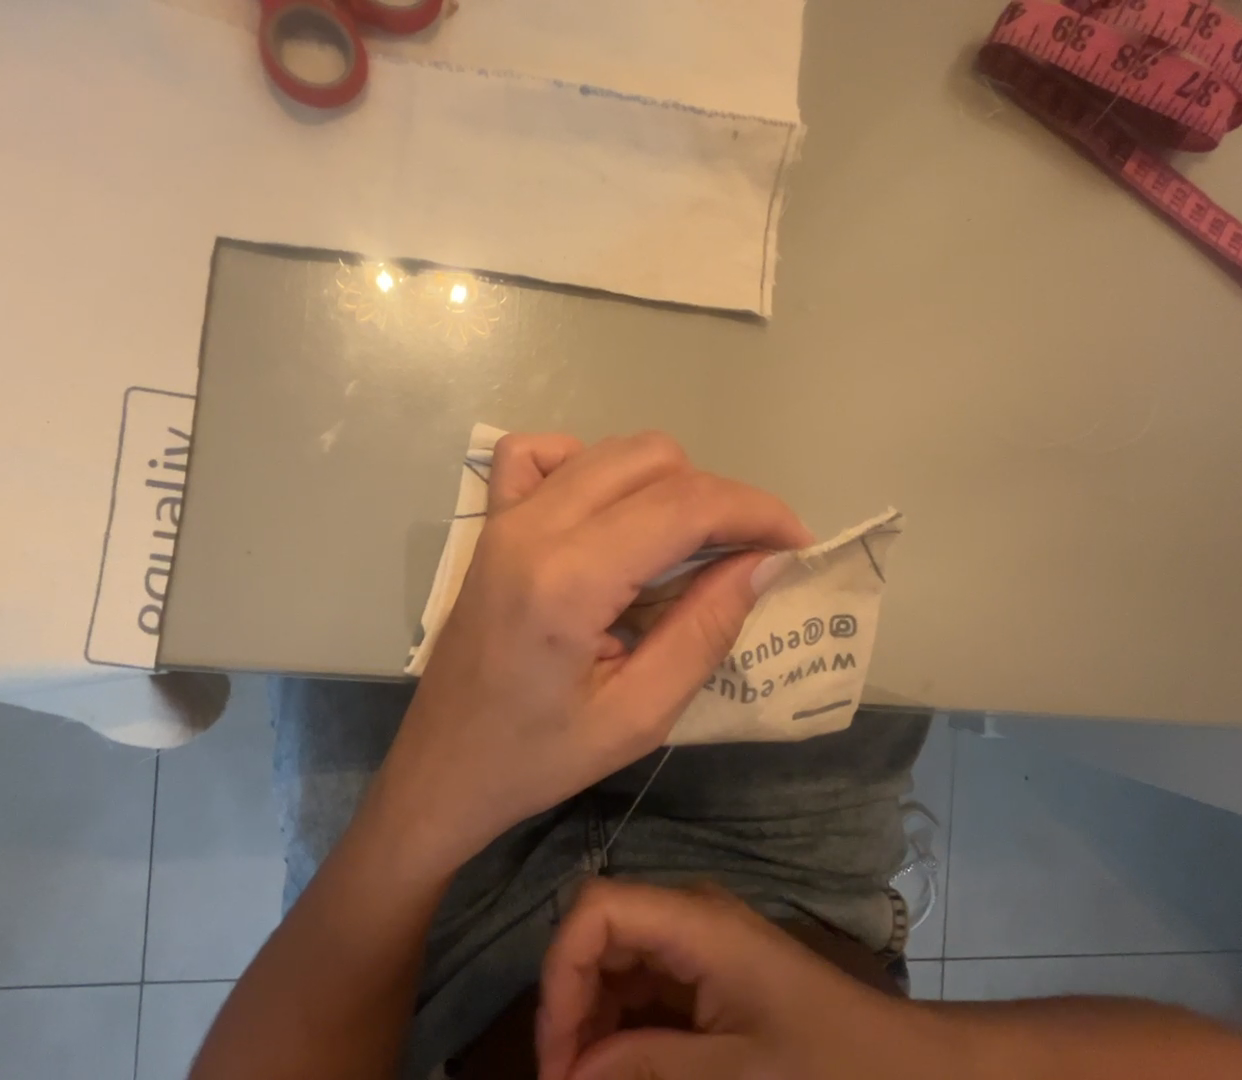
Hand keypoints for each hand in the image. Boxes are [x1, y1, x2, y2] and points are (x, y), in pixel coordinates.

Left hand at [376, 432, 810, 867]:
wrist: (443, 768)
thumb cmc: (538, 757)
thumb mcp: (639, 715)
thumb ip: (705, 630)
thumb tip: (764, 562)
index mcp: (567, 579)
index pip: (683, 505)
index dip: (755, 512)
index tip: (797, 543)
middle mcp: (532, 527)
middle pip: (652, 460)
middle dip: (716, 499)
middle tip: (742, 557)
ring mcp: (503, 518)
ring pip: (607, 450)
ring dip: (664, 484)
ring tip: (684, 547)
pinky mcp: (489, 525)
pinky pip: (538, 455)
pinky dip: (588, 465)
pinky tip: (607, 514)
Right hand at [537, 879, 900, 1079]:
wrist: (909, 1066)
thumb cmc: (832, 1066)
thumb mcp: (736, 1075)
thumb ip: (645, 1066)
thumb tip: (567, 1076)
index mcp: (696, 920)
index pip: (596, 908)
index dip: (561, 971)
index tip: (556, 1056)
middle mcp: (688, 912)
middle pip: (598, 931)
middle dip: (570, 1002)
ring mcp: (696, 936)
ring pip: (613, 957)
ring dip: (591, 1017)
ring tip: (585, 1079)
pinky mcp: (704, 964)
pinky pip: (642, 980)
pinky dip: (619, 1022)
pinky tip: (618, 1067)